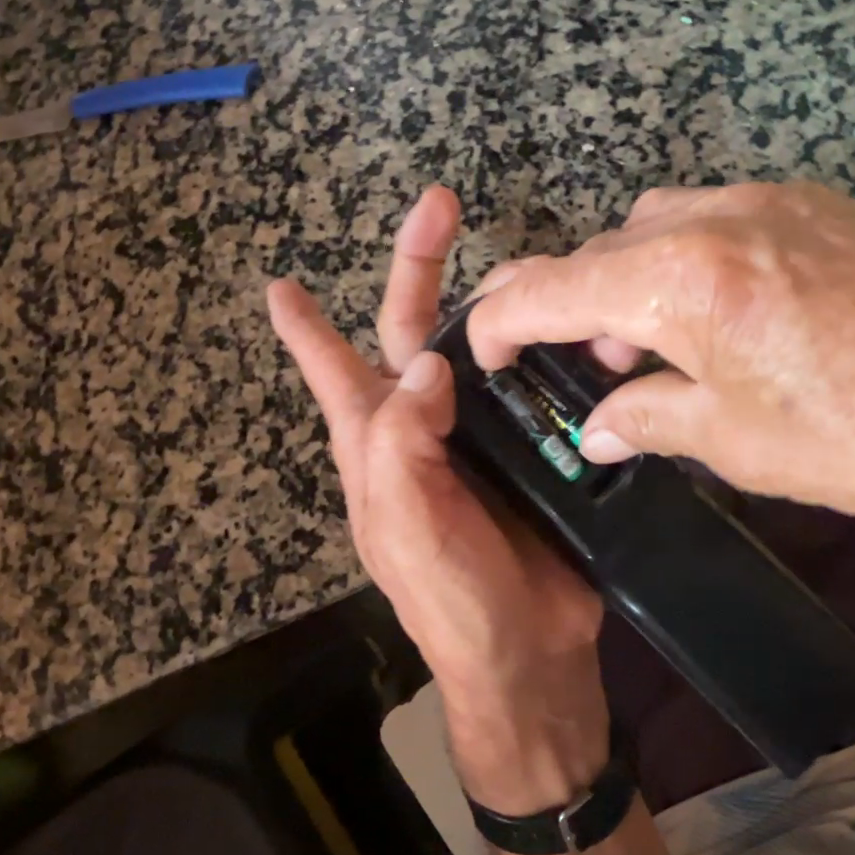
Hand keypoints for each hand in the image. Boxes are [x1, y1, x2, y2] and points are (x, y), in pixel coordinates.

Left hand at [267, 186, 607, 812]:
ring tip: (527, 265)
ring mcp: (480, 439)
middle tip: (440, 203)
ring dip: (495, 305)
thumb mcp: (404, 523)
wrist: (527, 651)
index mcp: (376, 445)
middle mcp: (424, 431)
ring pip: (479, 353)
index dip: (307, 329)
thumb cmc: (448, 596)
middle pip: (413, 335)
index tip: (279, 284)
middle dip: (420, 270)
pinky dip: (550, 354)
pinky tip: (575, 324)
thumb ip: (403, 444)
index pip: (334, 373)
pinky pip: (538, 389)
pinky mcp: (535, 451)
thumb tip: (426, 361)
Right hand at [466, 182, 854, 567]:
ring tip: (643, 353)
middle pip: (594, 253)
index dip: (497, 325)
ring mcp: (772, 203)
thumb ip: (648, 420)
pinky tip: (713, 322)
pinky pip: (712, 224)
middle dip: (561, 307)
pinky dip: (680, 268)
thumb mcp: (739, 446)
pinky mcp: (819, 207)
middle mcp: (714, 220)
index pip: (544, 289)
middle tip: (563, 370)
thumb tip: (598, 426)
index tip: (484, 359)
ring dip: (623, 286)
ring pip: (651, 231)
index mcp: (679, 282)